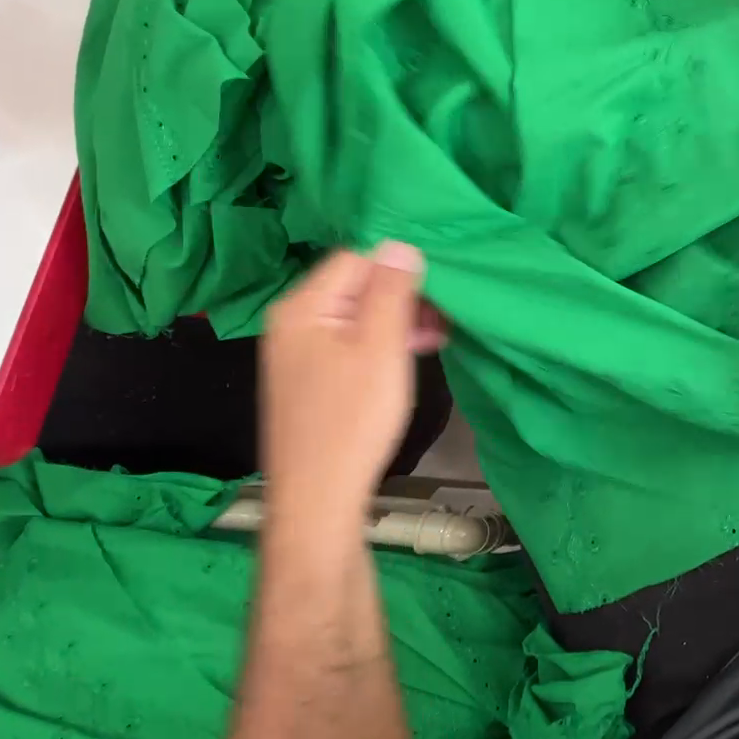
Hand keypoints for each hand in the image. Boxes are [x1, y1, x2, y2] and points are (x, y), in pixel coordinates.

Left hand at [259, 242, 445, 513]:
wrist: (320, 494)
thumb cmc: (353, 418)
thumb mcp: (381, 347)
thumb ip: (392, 291)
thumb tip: (401, 243)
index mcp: (302, 307)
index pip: (358, 259)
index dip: (400, 271)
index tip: (438, 294)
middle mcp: (294, 322)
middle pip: (358, 286)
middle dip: (405, 296)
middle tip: (444, 320)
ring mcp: (301, 351)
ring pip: (360, 315)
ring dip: (401, 320)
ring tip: (436, 339)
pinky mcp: (314, 376)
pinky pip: (354, 341)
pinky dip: (385, 343)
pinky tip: (412, 357)